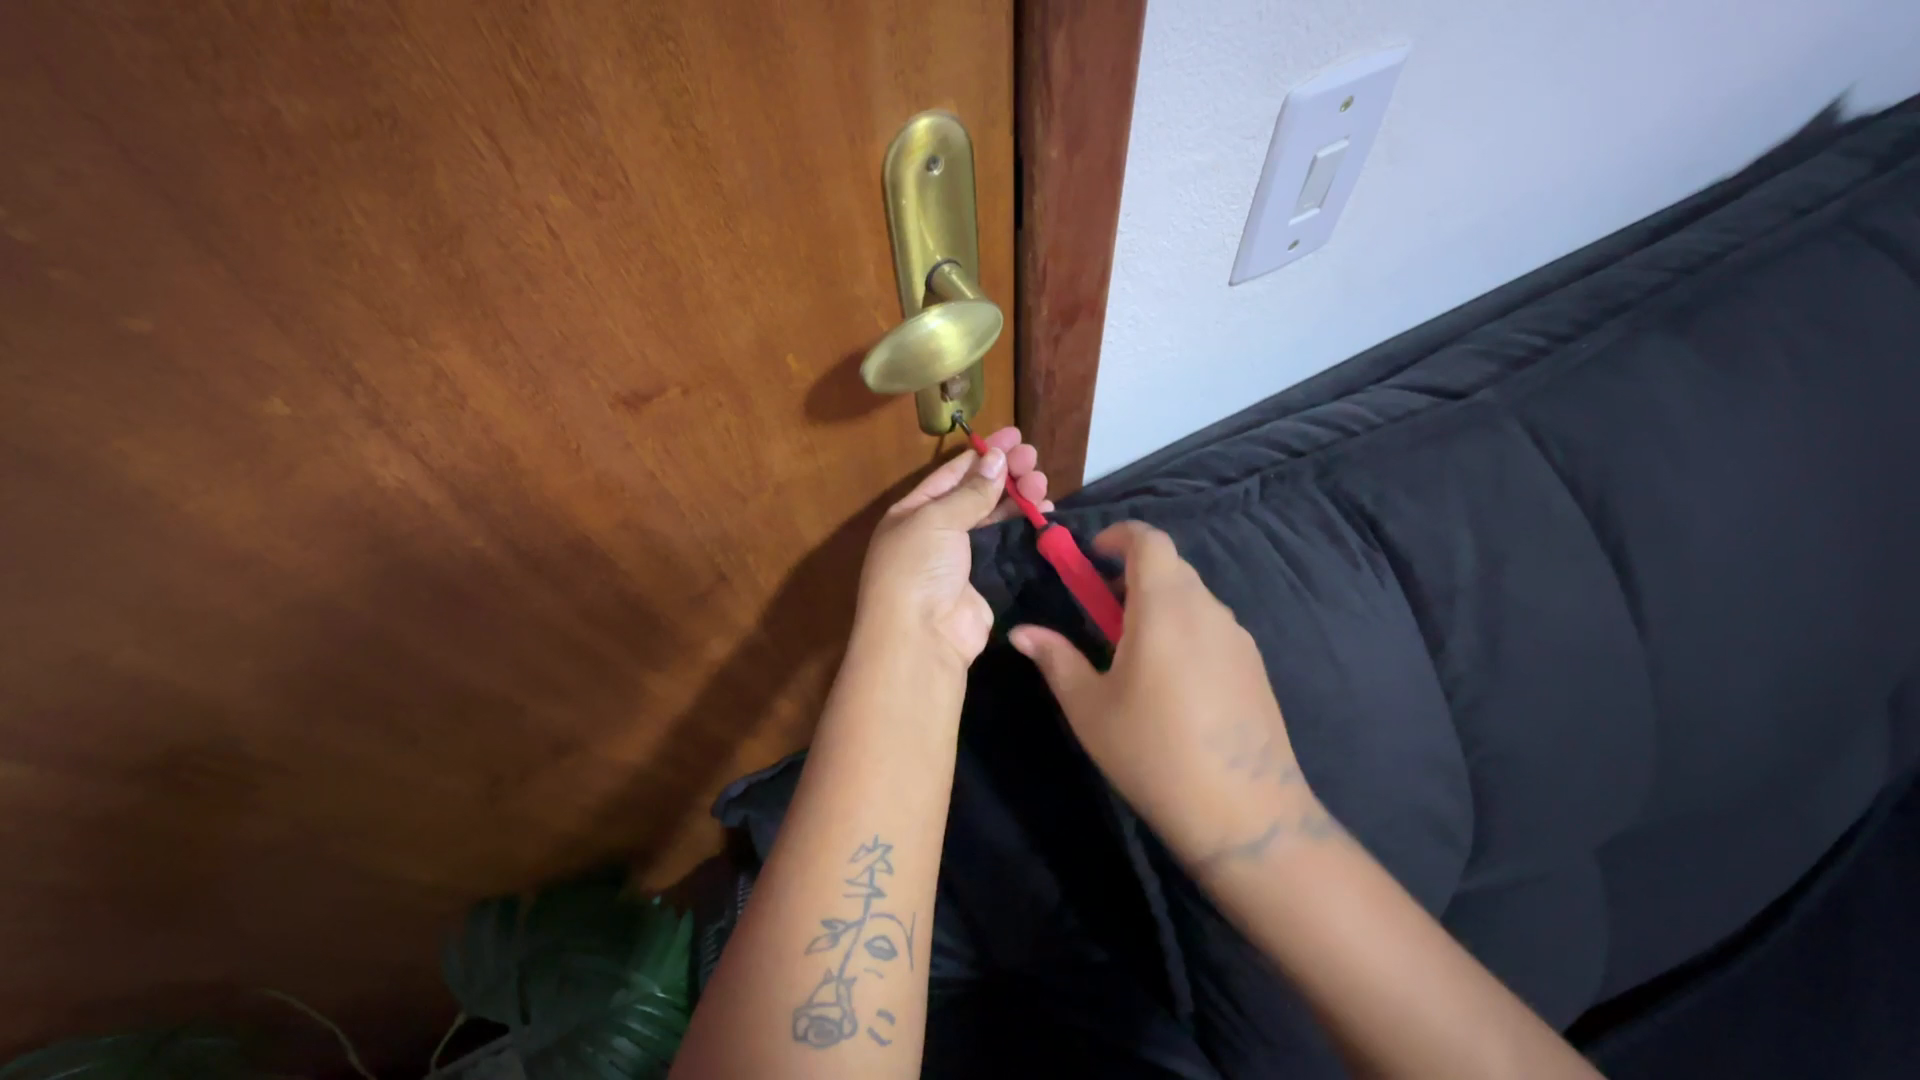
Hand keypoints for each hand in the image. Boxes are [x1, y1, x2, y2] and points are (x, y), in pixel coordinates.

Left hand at [856, 426, 1050, 668]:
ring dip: (1018, 499)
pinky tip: (1045, 513)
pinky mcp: (984, 582)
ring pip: (993, 520)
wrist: (920, 636)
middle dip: (1004, 474)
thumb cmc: (917, 568)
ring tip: (1043, 483)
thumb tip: (996, 458)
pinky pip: (1006, 548)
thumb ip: (970, 491)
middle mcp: (934, 533)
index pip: (950, 474)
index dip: (981, 453)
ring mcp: (959, 559)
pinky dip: (1024, 529)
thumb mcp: (936, 519)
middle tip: (1034, 458)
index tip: (1014, 436)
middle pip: (974, 495)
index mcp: (912, 513)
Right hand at [1009, 523, 1327, 870]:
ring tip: (1131, 654)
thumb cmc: (1152, 753)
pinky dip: (1184, 630)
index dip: (1118, 536)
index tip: (1091, 556)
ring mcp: (1237, 638)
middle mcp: (1207, 610)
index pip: (1149, 540)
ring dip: (1158, 605)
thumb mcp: (1090, 708)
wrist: (1244, 813)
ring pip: (1193, 598)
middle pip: (1171, 567)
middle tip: (1100, 613)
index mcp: (1164, 607)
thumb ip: (1056, 659)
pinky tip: (1170, 683)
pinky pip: (1212, 628)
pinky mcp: (1254, 666)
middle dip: (1132, 576)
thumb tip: (1021, 632)